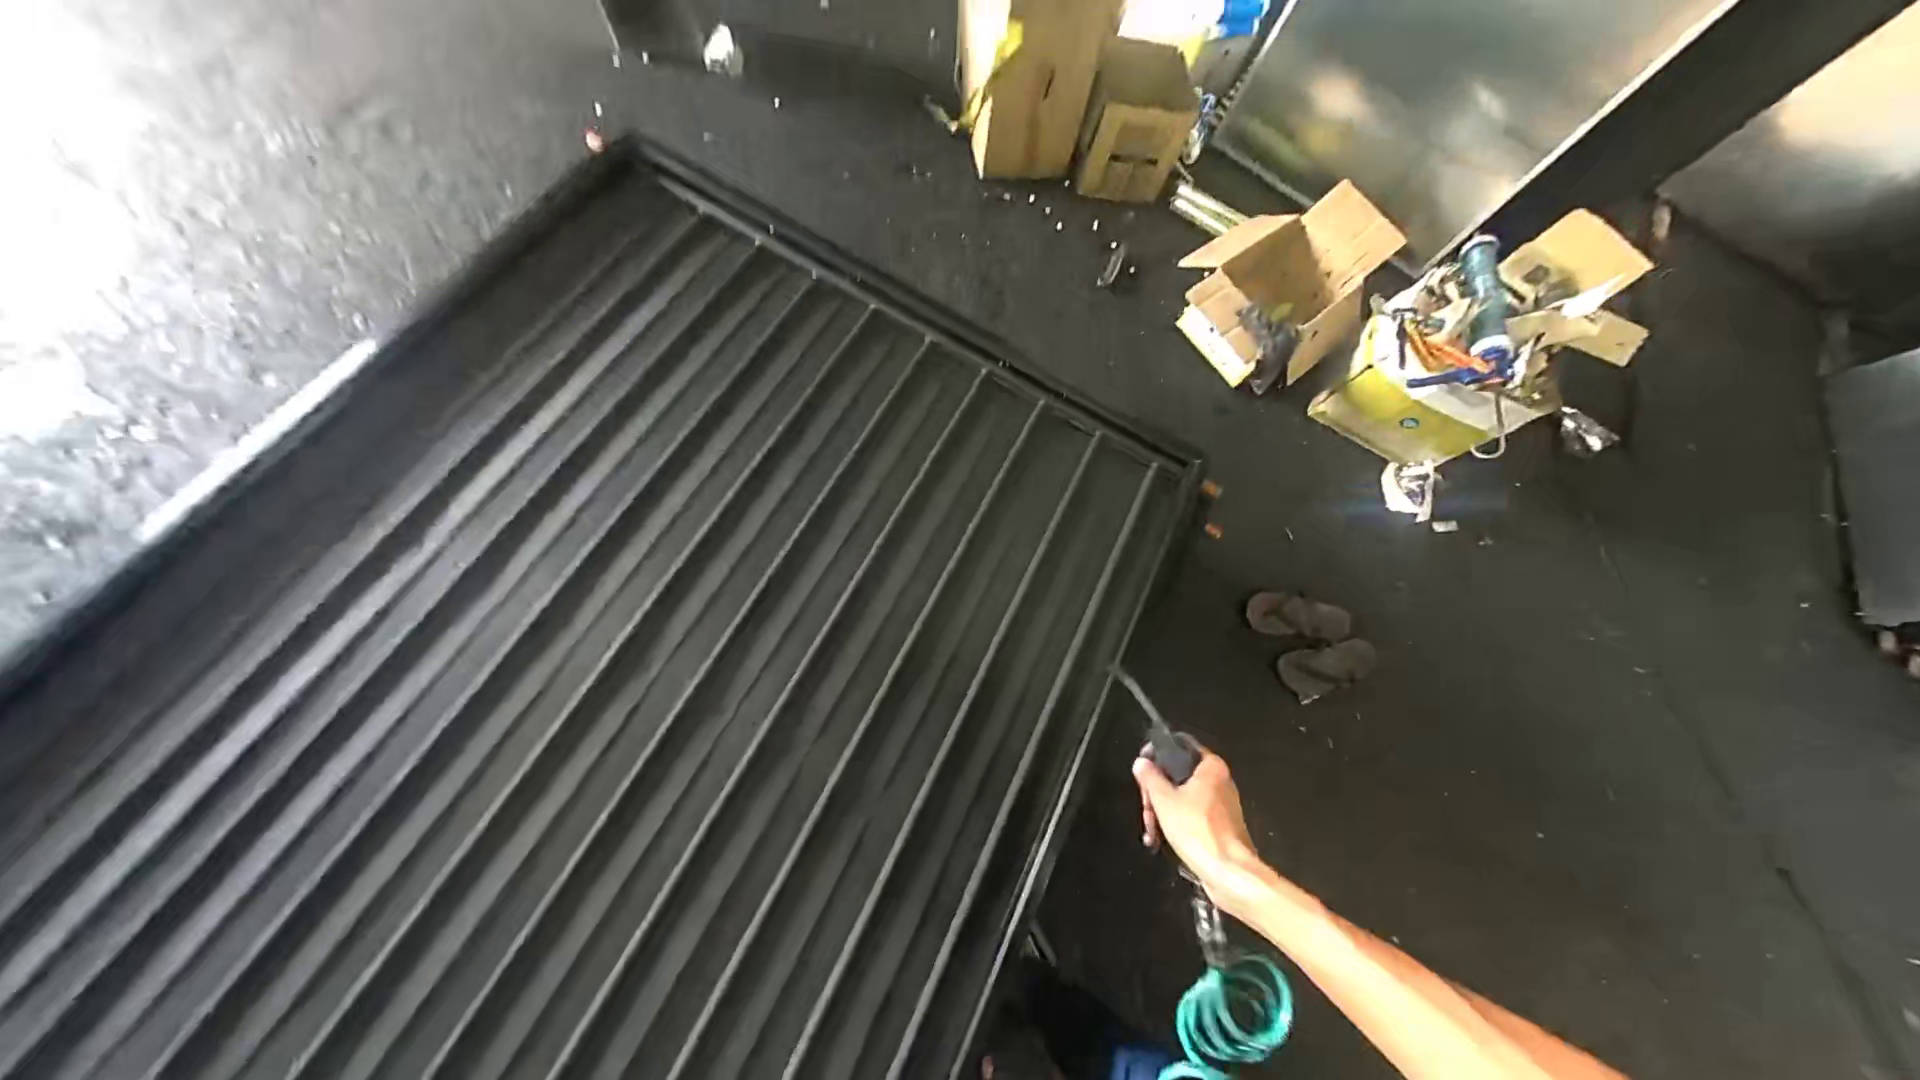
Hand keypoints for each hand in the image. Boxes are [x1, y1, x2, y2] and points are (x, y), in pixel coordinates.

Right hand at [1132, 746, 1265, 914]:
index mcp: (1212, 767)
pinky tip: (1162, 839)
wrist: (1228, 873)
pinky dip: (1177, 824)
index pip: (1180, 747)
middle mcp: (1221, 782)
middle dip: (1157, 792)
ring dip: (1163, 812)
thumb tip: (1142, 763)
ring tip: (1152, 830)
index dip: (1157, 755)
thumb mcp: (1163, 799)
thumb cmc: (1196, 829)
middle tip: (1147, 807)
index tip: (1143, 769)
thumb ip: (1149, 777)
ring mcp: (1223, 807)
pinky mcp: (1222, 828)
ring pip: (1183, 799)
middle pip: (1179, 776)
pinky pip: (1193, 817)